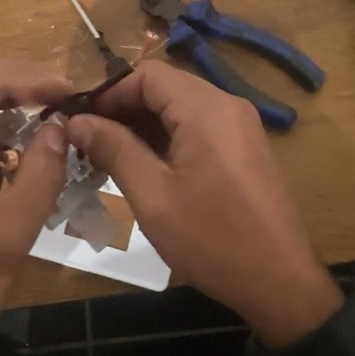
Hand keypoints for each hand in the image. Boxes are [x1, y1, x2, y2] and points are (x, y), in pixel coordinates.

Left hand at [0, 62, 74, 355]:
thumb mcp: (10, 233)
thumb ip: (39, 175)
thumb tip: (62, 127)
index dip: (20, 77)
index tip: (64, 90)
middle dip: (18, 81)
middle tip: (64, 95)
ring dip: (12, 101)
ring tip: (56, 111)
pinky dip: (4, 127)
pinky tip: (33, 144)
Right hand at [64, 60, 341, 347]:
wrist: (278, 281)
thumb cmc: (211, 239)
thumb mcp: (153, 195)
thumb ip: (114, 149)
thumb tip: (76, 121)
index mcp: (206, 109)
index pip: (147, 74)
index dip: (108, 92)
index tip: (77, 120)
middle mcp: (227, 105)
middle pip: (165, 87)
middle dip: (123, 109)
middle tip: (86, 141)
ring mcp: (240, 126)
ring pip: (180, 107)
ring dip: (143, 125)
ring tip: (107, 156)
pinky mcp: (244, 148)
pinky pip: (198, 126)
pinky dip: (167, 137)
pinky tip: (143, 166)